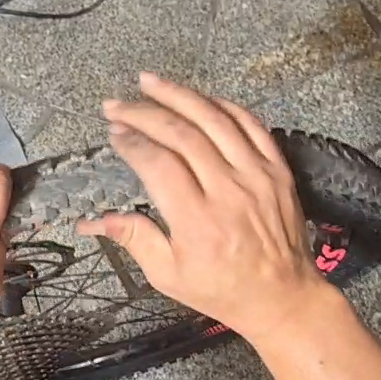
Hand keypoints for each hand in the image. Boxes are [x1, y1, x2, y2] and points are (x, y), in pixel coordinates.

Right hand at [78, 73, 338, 343]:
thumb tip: (97, 220)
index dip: (132, 142)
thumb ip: (136, 240)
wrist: (283, 297)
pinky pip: (251, 125)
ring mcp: (257, 176)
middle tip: (117, 105)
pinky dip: (222, 106)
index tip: (113, 132)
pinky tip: (198, 98)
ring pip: (215, 120)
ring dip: (179, 96)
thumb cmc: (221, 289)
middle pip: (182, 134)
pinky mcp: (277, 170)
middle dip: (144, 113)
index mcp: (198, 221)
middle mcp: (228, 192)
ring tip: (149, 82)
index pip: (158, 164)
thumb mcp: (168, 276)